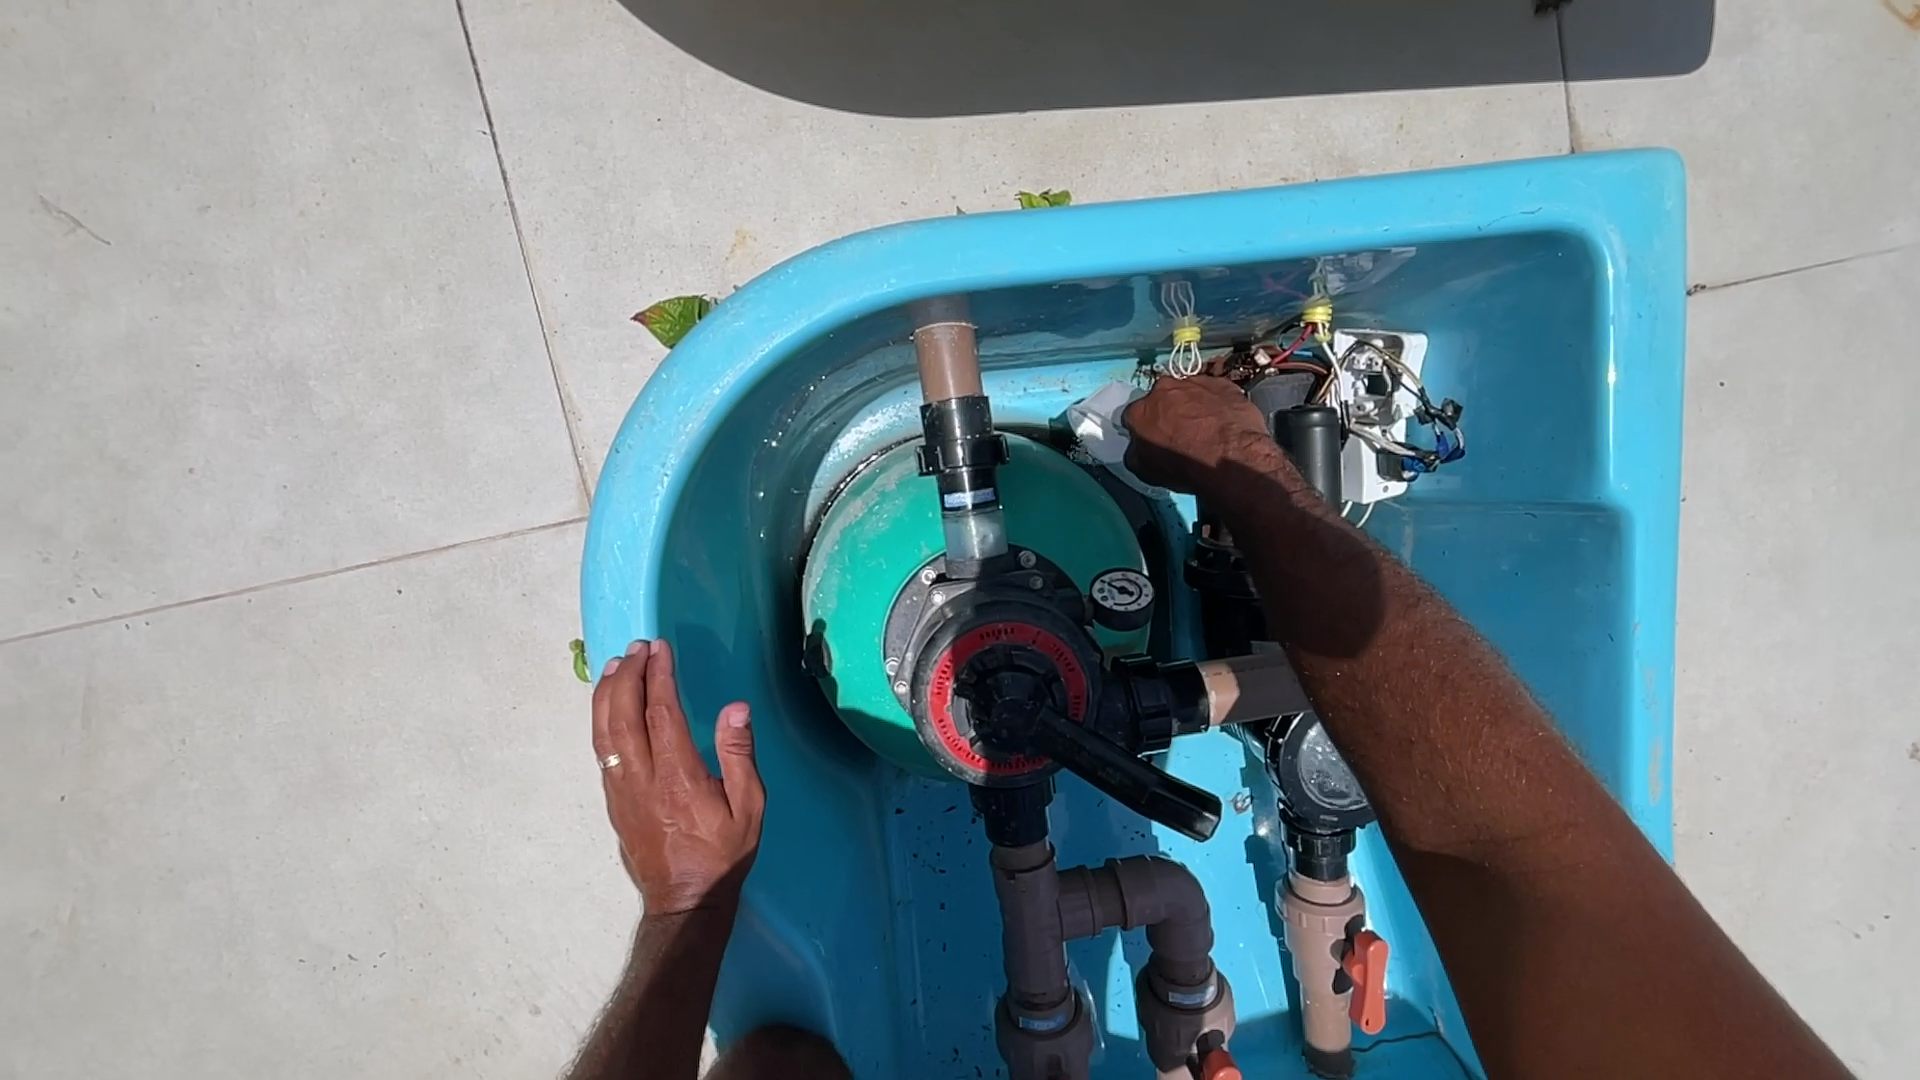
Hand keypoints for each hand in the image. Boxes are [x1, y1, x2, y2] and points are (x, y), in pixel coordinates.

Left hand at [592, 640, 764, 915]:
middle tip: (637, 647)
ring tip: (617, 664)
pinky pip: (602, 751)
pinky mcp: (613, 801)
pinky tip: (608, 705)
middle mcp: (642, 779)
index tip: (660, 649)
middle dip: (628, 676)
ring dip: (608, 694)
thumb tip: (735, 708)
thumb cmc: (724, 853)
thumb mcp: (749, 806)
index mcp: (677, 777)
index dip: (659, 678)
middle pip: (623, 717)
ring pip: (604, 734)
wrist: (684, 901)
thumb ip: (739, 756)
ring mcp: (621, 791)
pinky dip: (601, 720)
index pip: (661, 715)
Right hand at [1122, 375, 1287, 495]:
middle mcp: (1163, 388)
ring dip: (1192, 406)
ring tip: (1206, 428)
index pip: (1133, 417)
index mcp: (1139, 410)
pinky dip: (1216, 403)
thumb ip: (1135, 453)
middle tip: (1180, 434)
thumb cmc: (1182, 466)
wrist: (1229, 456)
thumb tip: (1137, 447)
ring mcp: (1194, 382)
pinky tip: (1223, 421)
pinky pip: (1215, 392)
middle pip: (1161, 399)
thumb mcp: (1144, 471)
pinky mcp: (1223, 384)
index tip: (1151, 441)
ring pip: (1188, 392)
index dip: (1142, 430)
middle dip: (1167, 412)